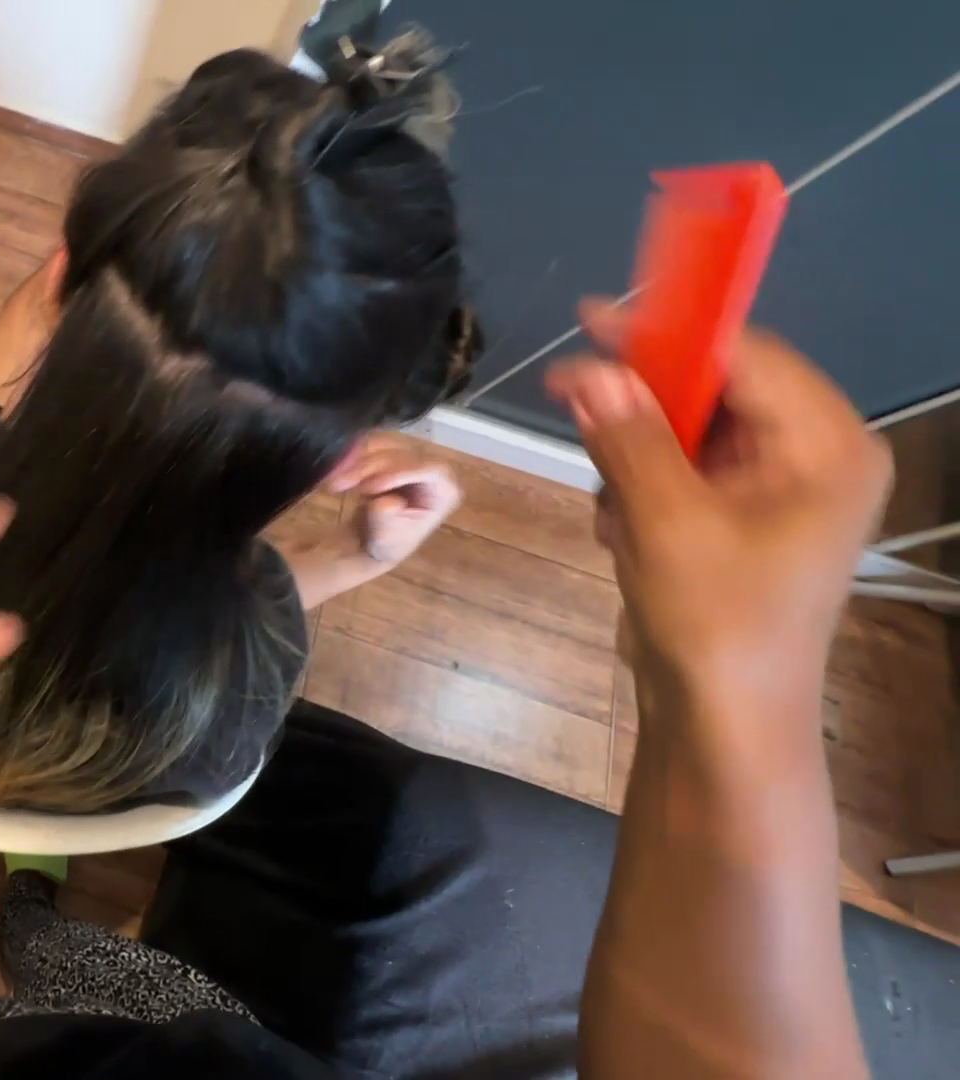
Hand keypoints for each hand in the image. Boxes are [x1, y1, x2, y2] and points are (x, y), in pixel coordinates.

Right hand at [326, 434, 462, 562]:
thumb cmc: (386, 543)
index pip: (431, 470)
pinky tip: (334, 472)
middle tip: (340, 486)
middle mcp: (432, 469)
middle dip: (370, 467)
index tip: (368, 488)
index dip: (400, 472)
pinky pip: (370, 445)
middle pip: (404, 453)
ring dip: (355, 461)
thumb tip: (385, 502)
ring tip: (334, 484)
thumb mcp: (386, 538)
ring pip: (385, 445)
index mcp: (445, 490)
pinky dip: (350, 456)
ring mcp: (411, 458)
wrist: (371, 539)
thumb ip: (387, 519)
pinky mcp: (390, 454)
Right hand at [546, 298, 891, 713]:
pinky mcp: (728, 516)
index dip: (670, 330)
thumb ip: (627, 438)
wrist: (717, 706)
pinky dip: (632, 490)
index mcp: (823, 448)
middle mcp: (805, 458)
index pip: (746, 358)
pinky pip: (670, 472)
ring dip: (630, 460)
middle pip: (709, 394)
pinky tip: (621, 530)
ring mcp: (767, 490)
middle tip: (573, 405)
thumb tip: (588, 373)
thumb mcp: (663, 519)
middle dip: (639, 408)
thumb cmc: (712, 614)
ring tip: (616, 512)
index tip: (593, 316)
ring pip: (678, 435)